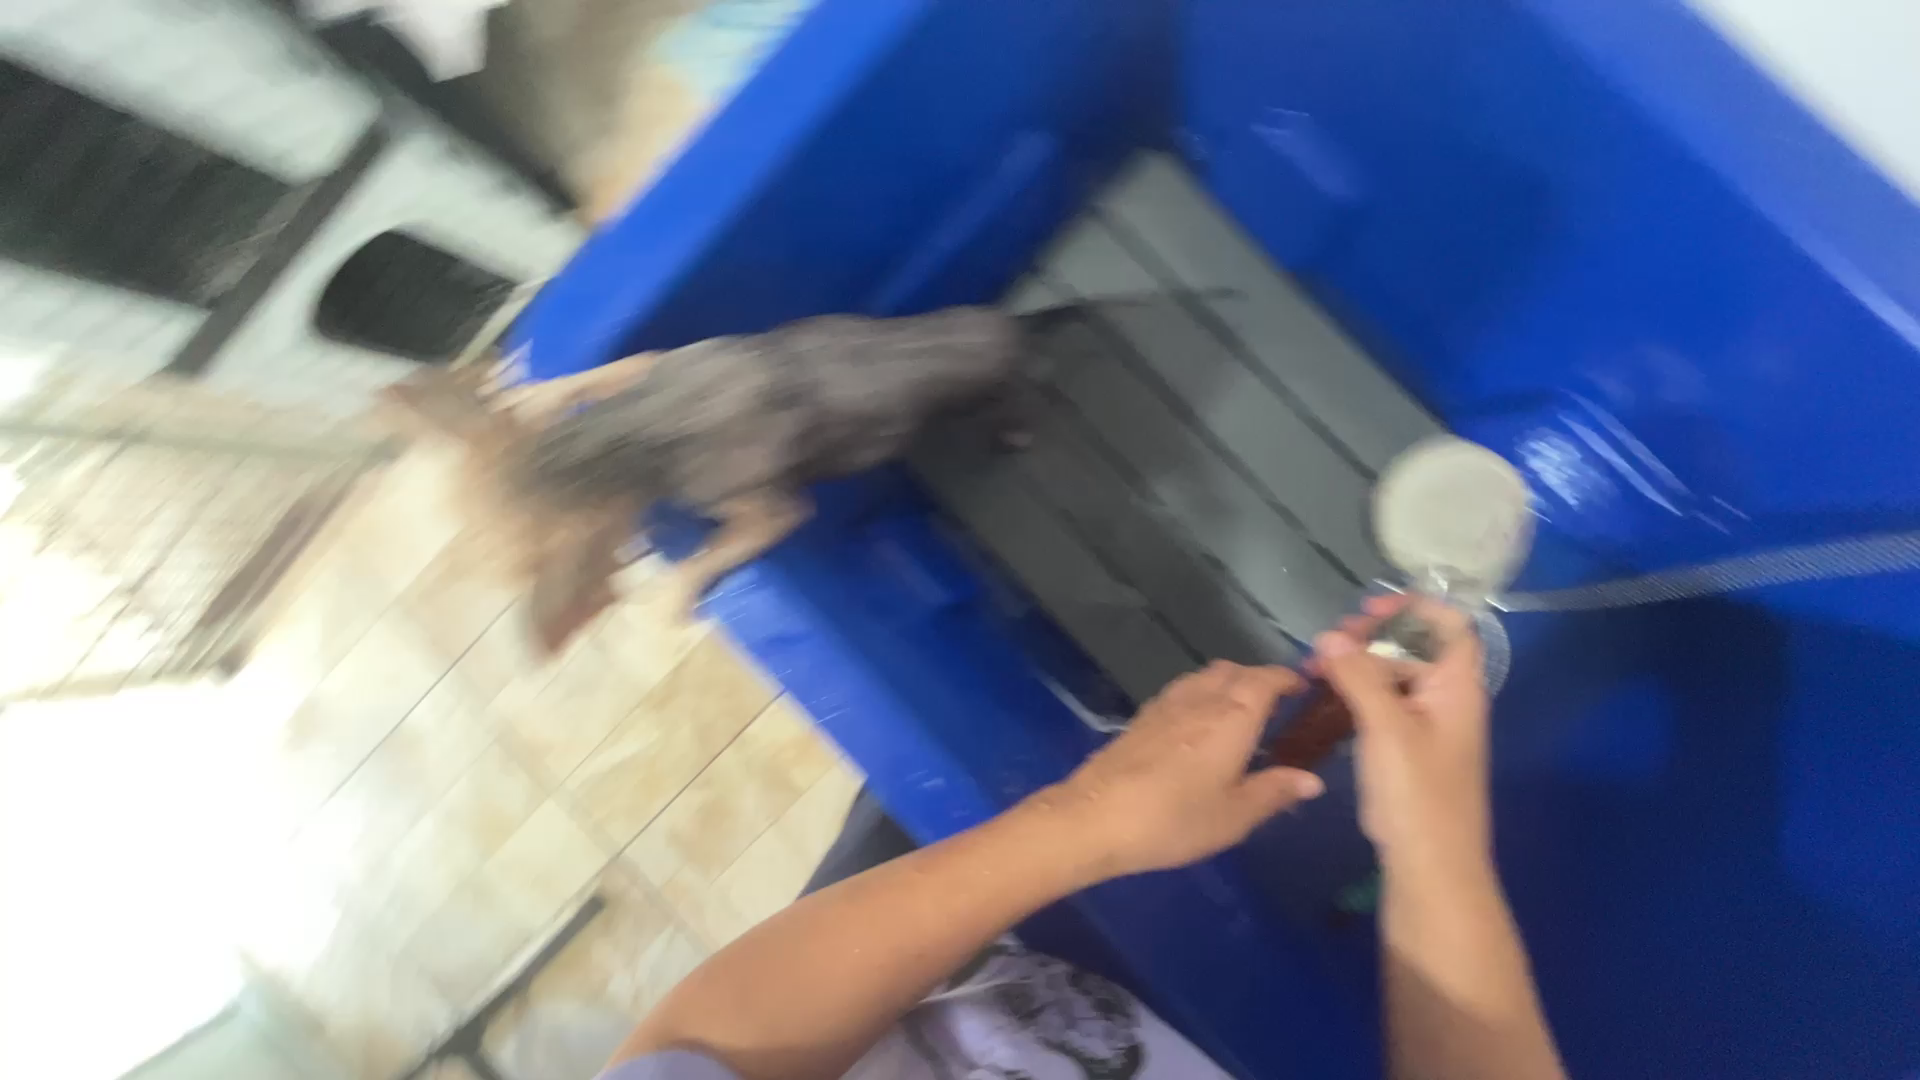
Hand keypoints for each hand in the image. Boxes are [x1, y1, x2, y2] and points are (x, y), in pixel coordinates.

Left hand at [1041, 661, 1325, 879]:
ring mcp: (1164, 706)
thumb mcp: (1234, 816)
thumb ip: (1273, 792)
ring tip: (1241, 712)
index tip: (1305, 687)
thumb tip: (1311, 779)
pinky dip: (1201, 694)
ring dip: (1227, 683)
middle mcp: (1198, 700)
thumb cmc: (1174, 819)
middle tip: (1278, 703)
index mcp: (1230, 718)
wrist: (1096, 816)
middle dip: (1258, 678)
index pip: (1264, 680)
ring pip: (1203, 677)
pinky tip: (1199, 725)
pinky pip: (1181, 691)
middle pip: (1232, 671)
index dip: (1286, 678)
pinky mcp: (1141, 718)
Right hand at [1314, 595, 1492, 879]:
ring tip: (1316, 667)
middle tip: (1329, 642)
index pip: (1450, 627)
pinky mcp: (1403, 743)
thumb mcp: (1387, 728)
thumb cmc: (1417, 793)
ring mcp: (1424, 722)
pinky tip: (1324, 693)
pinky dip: (1354, 688)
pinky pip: (1380, 700)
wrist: (1429, 863)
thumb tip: (1328, 635)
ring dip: (1357, 662)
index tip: (1368, 609)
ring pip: (1392, 673)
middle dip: (1371, 635)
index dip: (1414, 608)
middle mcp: (1445, 698)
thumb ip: (1359, 676)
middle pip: (1413, 646)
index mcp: (1457, 688)